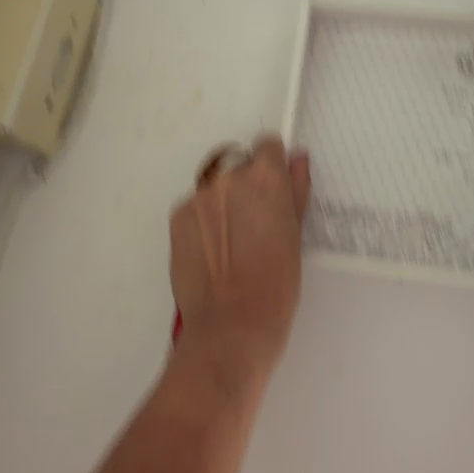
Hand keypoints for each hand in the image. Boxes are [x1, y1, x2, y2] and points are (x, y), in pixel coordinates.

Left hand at [169, 135, 311, 386]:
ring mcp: (198, 197)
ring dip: (222, 204)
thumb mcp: (295, 235)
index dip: (272, 167)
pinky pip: (194, 209)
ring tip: (231, 246)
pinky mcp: (177, 218)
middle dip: (246, 187)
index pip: (267, 146)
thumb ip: (295, 190)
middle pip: (239, 166)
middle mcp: (228, 178)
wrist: (231, 327)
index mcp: (265, 178)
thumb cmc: (276, 285)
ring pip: (214, 188)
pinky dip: (203, 224)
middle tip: (254, 226)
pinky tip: (213, 254)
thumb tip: (297, 158)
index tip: (273, 190)